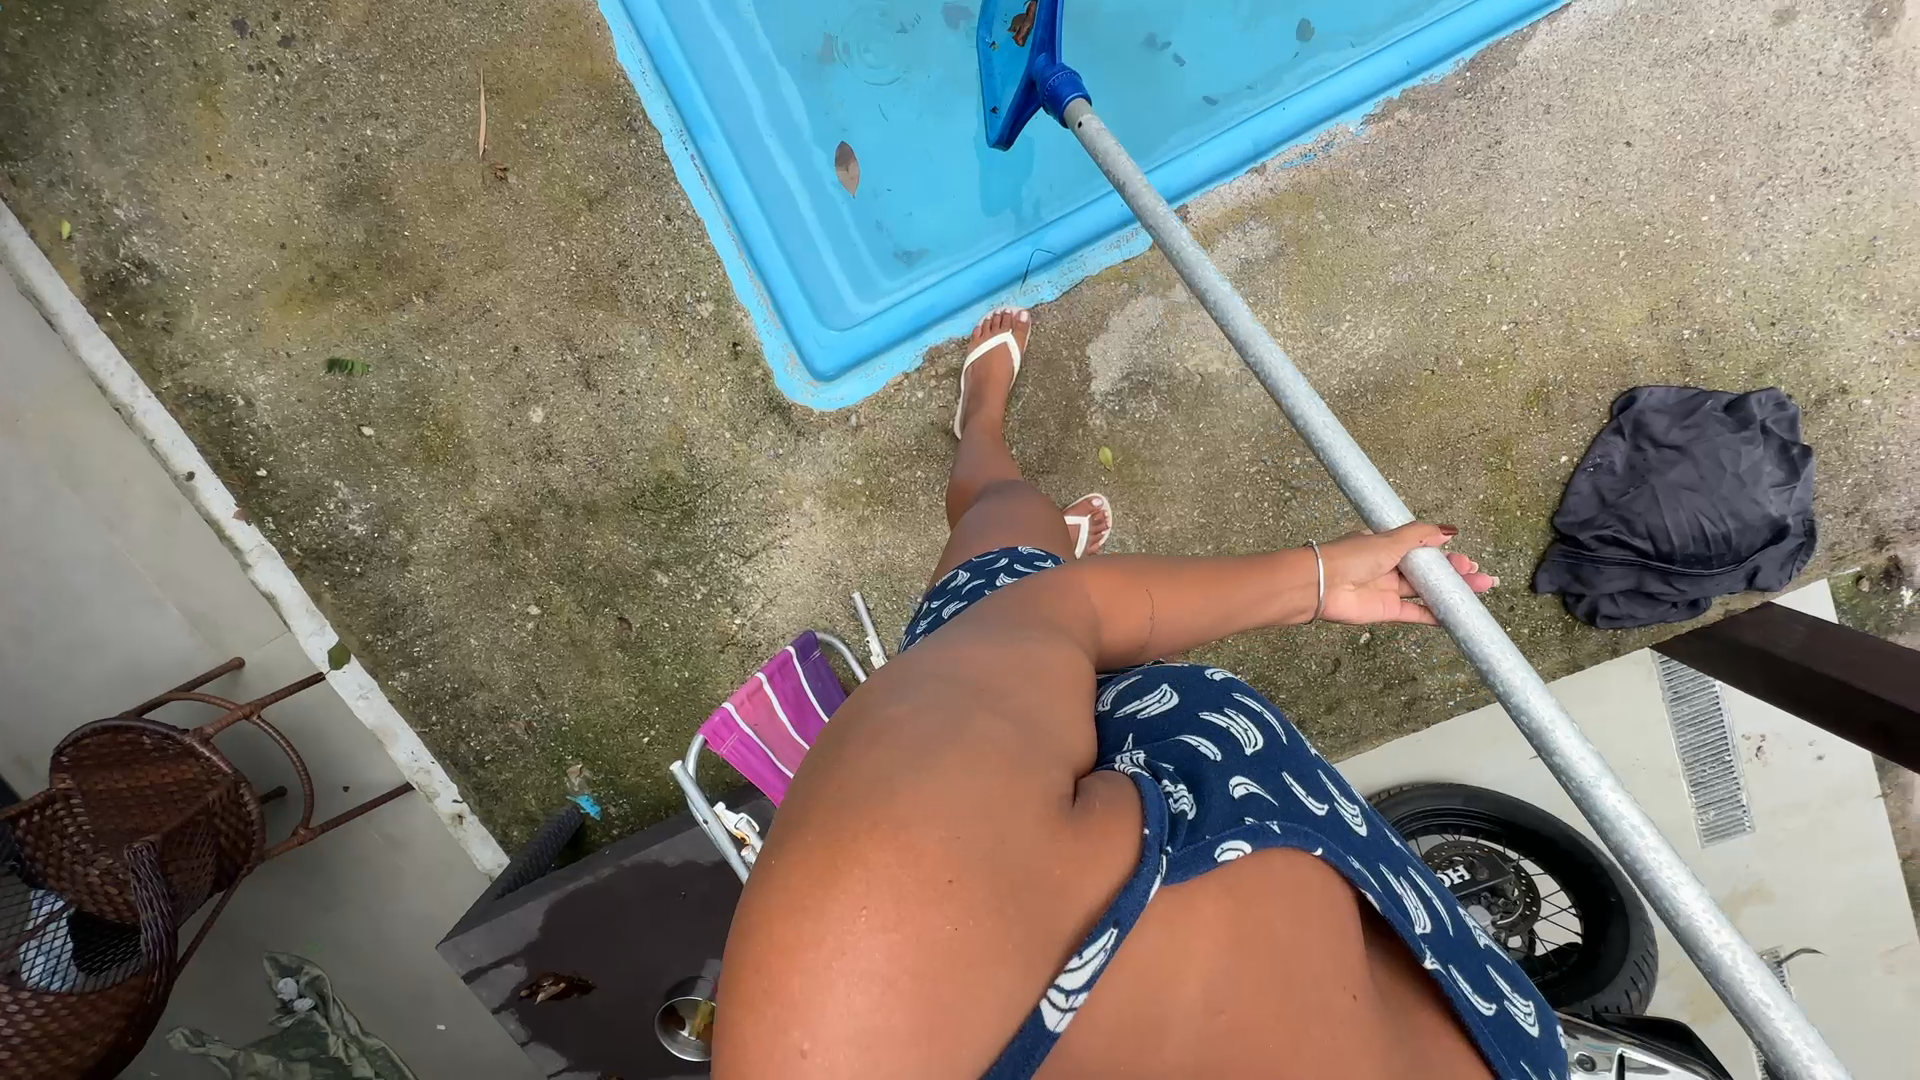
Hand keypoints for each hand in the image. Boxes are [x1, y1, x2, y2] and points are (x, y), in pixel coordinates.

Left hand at [1313, 523, 1496, 625]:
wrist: (1322, 584)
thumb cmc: (1349, 557)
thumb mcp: (1389, 540)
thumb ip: (1419, 535)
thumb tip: (1448, 530)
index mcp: (1383, 546)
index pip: (1421, 550)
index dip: (1444, 555)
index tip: (1466, 559)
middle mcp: (1385, 567)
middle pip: (1427, 572)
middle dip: (1454, 574)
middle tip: (1479, 576)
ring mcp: (1386, 589)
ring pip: (1425, 591)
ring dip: (1452, 591)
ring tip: (1481, 589)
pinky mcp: (1385, 610)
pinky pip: (1416, 613)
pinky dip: (1436, 614)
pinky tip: (1458, 613)